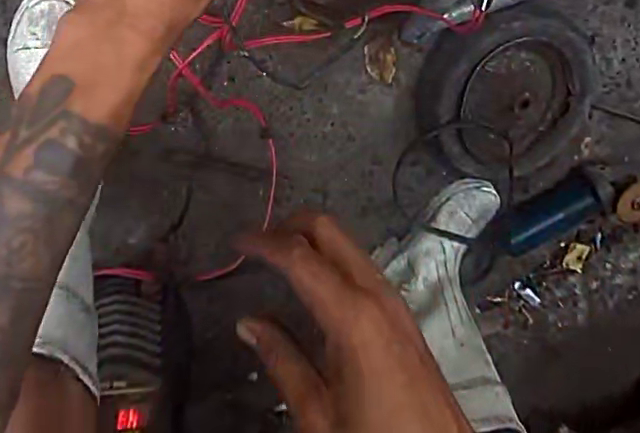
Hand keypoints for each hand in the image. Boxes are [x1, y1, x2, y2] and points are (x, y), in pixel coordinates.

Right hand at [234, 212, 472, 432]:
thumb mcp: (320, 417)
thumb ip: (282, 362)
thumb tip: (247, 323)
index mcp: (353, 315)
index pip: (299, 256)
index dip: (263, 242)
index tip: (236, 241)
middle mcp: (376, 292)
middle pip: (327, 229)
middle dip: (288, 226)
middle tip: (256, 244)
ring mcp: (394, 300)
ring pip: (345, 243)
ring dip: (310, 241)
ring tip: (276, 261)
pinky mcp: (403, 313)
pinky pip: (360, 266)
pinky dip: (330, 260)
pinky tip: (312, 286)